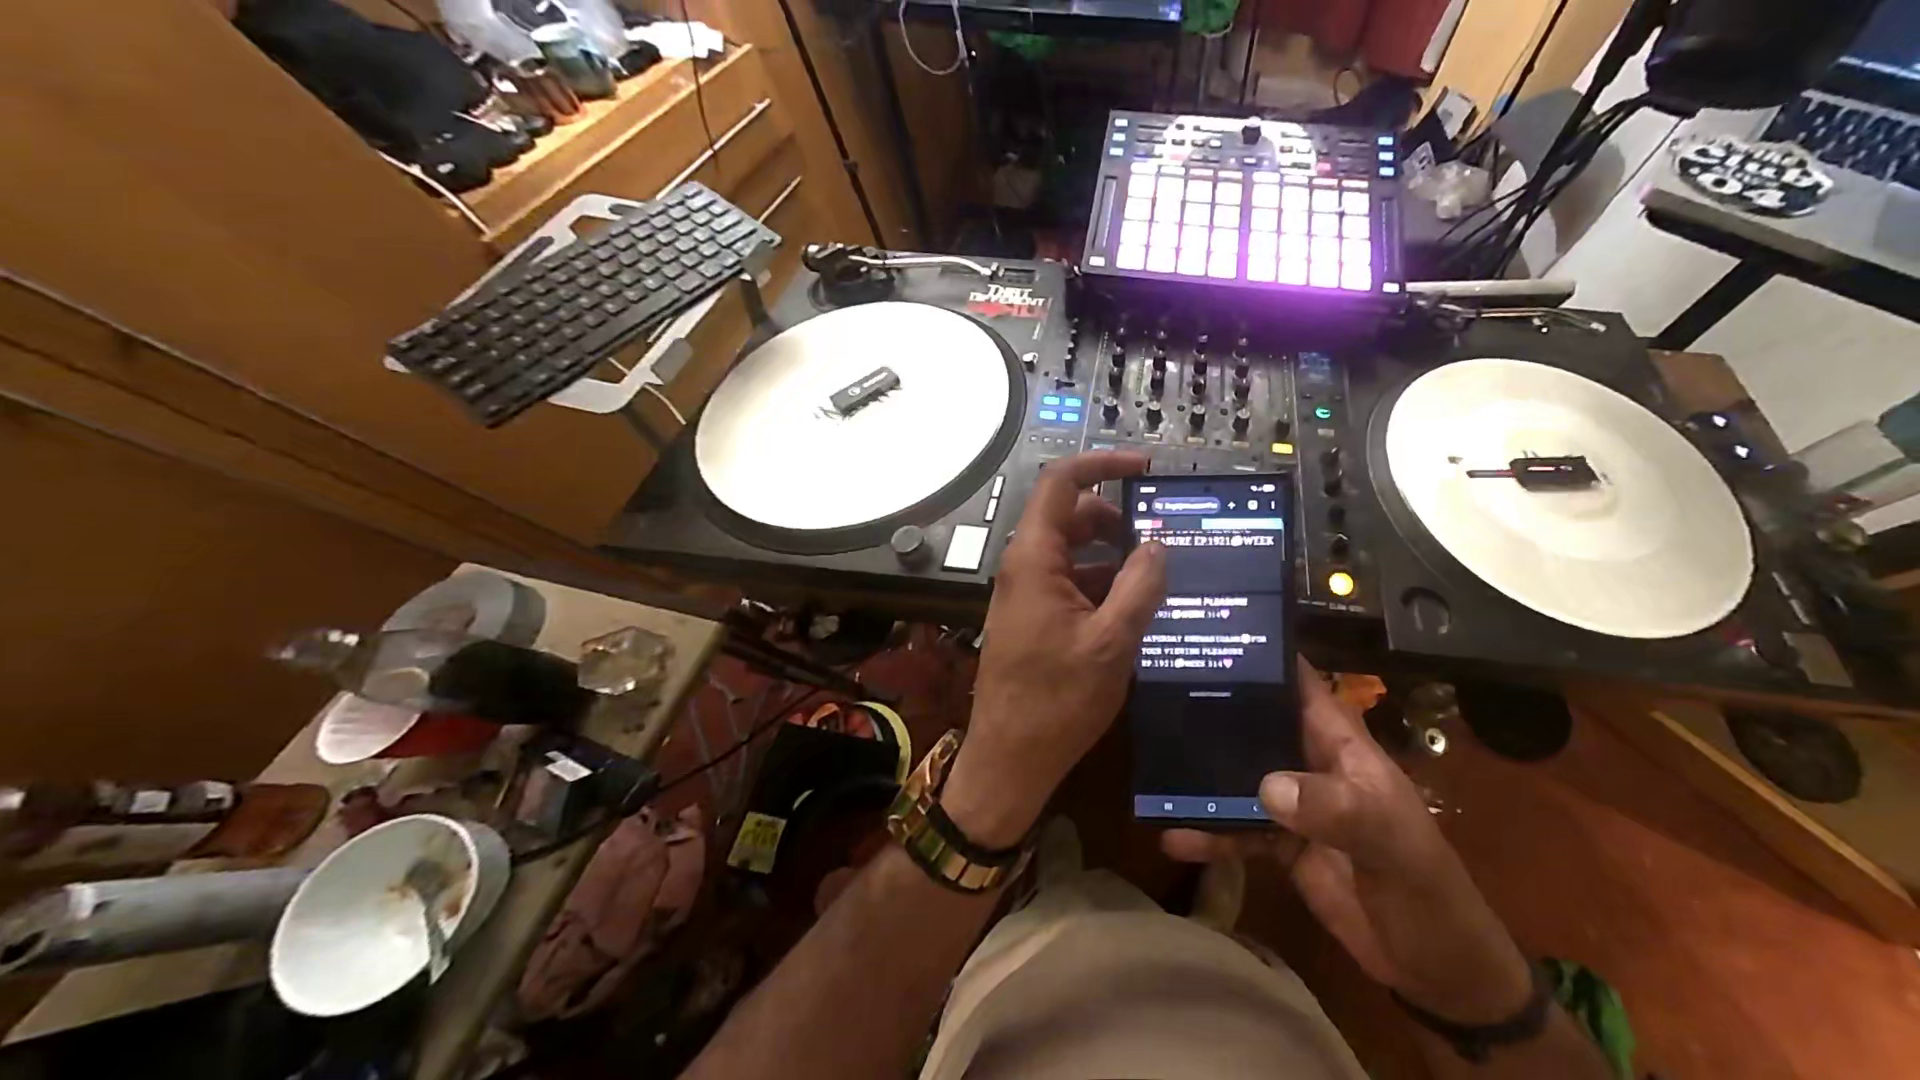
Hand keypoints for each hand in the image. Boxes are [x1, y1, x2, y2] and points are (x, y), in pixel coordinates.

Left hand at [941, 451, 1166, 848]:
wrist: (1010, 756)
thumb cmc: (1056, 700)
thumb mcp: (1112, 642)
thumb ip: (1139, 585)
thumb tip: (1158, 542)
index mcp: (1034, 558)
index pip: (1060, 483)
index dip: (1101, 464)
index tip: (1144, 468)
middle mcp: (1024, 566)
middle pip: (1069, 515)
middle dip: (1115, 516)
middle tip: (1161, 536)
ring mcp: (1025, 592)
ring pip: (1071, 550)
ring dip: (1111, 553)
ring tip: (1157, 572)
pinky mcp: (1032, 616)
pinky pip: (1068, 581)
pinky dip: (1100, 582)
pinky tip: (1134, 604)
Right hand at [1163, 658, 1533, 1024]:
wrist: (1437, 973)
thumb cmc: (1429, 897)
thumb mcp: (1393, 848)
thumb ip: (1337, 811)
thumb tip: (1267, 786)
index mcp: (1344, 748)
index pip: (1302, 686)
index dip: (1265, 656)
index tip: (1213, 634)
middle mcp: (1311, 766)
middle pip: (1257, 723)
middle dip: (1212, 705)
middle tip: (1156, 684)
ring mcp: (1293, 806)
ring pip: (1238, 775)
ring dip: (1201, 772)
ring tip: (1151, 759)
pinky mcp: (1278, 844)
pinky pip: (1235, 828)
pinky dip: (1207, 832)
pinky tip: (1174, 837)